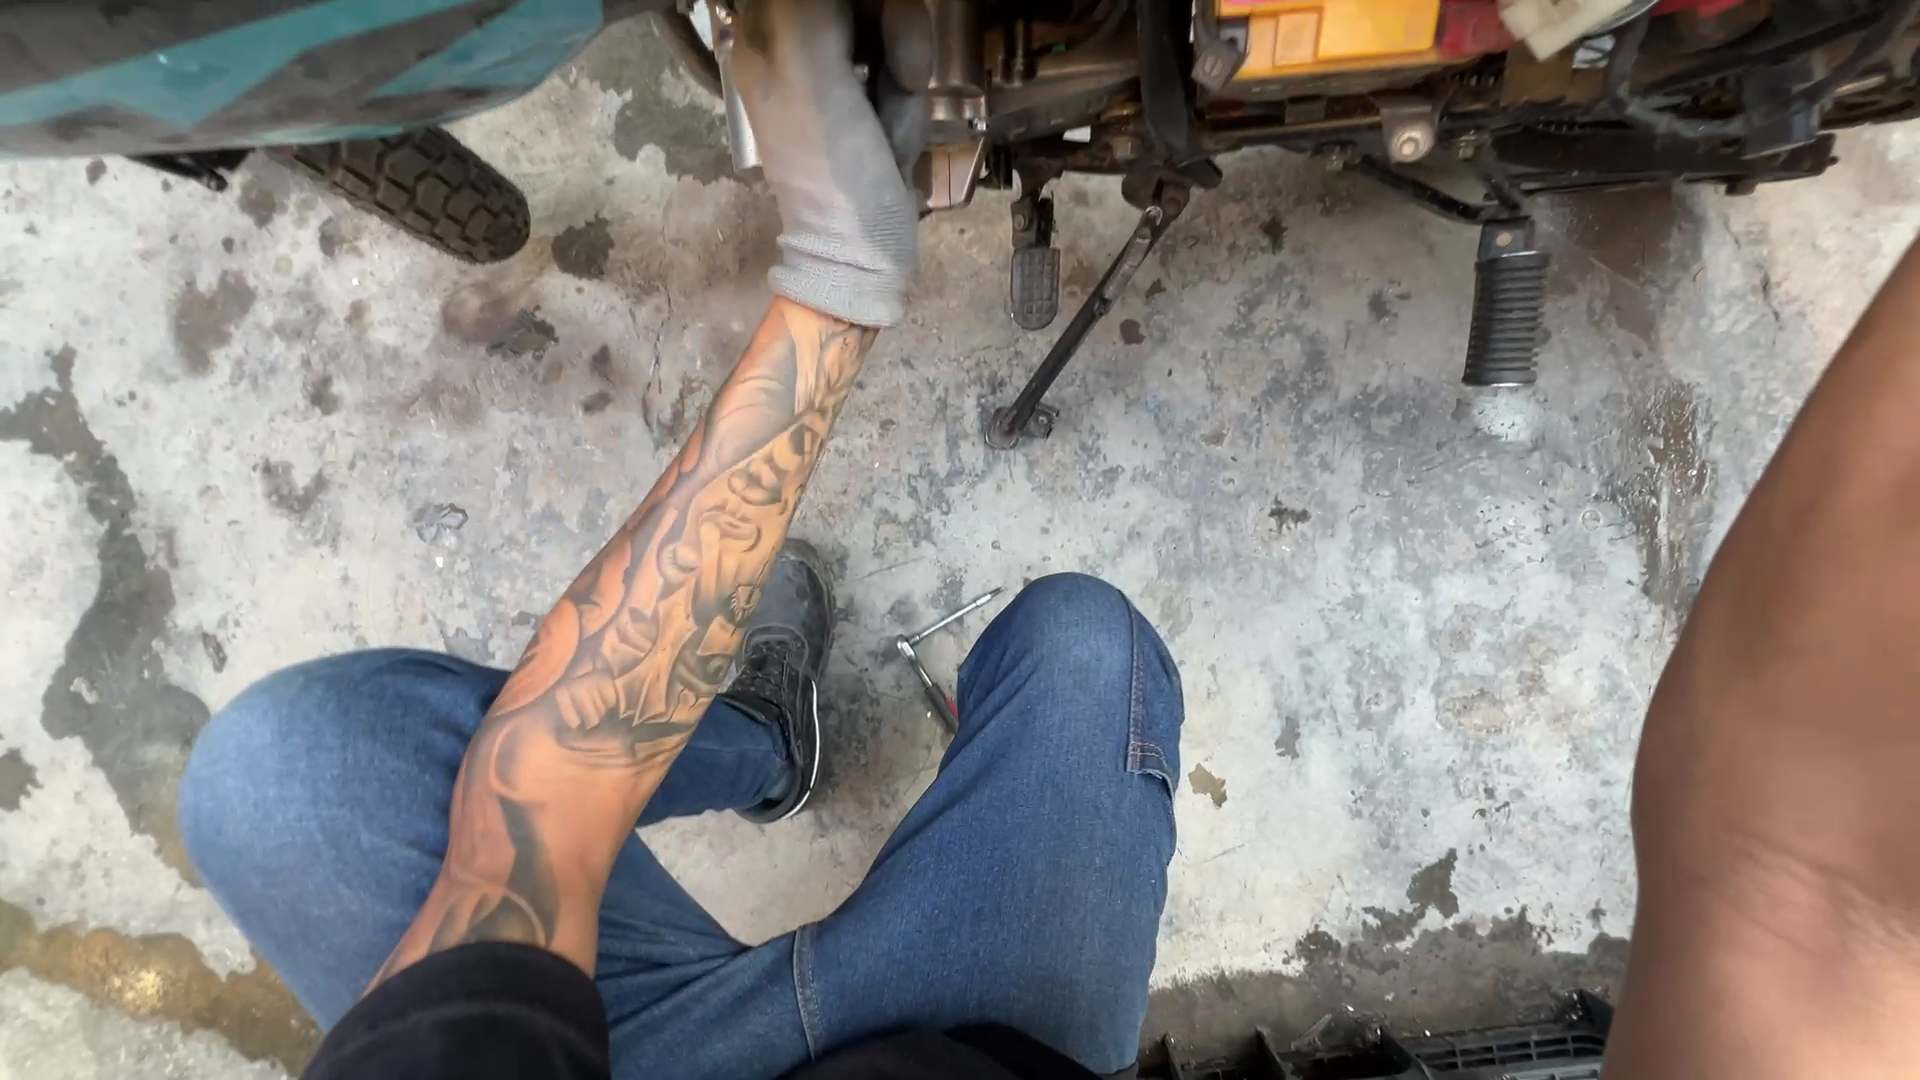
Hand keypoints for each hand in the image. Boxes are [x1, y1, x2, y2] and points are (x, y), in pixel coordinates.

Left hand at [732, 0, 923, 327]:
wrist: (863, 258)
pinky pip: (901, 76)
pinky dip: (906, 110)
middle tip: (894, 83)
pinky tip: (891, 145)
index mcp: (766, 32)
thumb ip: (810, 7)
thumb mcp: (812, 71)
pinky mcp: (866, 107)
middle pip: (868, 6)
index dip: (870, 9)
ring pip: (893, 33)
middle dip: (894, 41)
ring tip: (887, 134)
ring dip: (903, 88)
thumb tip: (834, 3)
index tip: (877, 46)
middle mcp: (795, 43)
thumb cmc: (837, 179)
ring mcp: (836, 75)